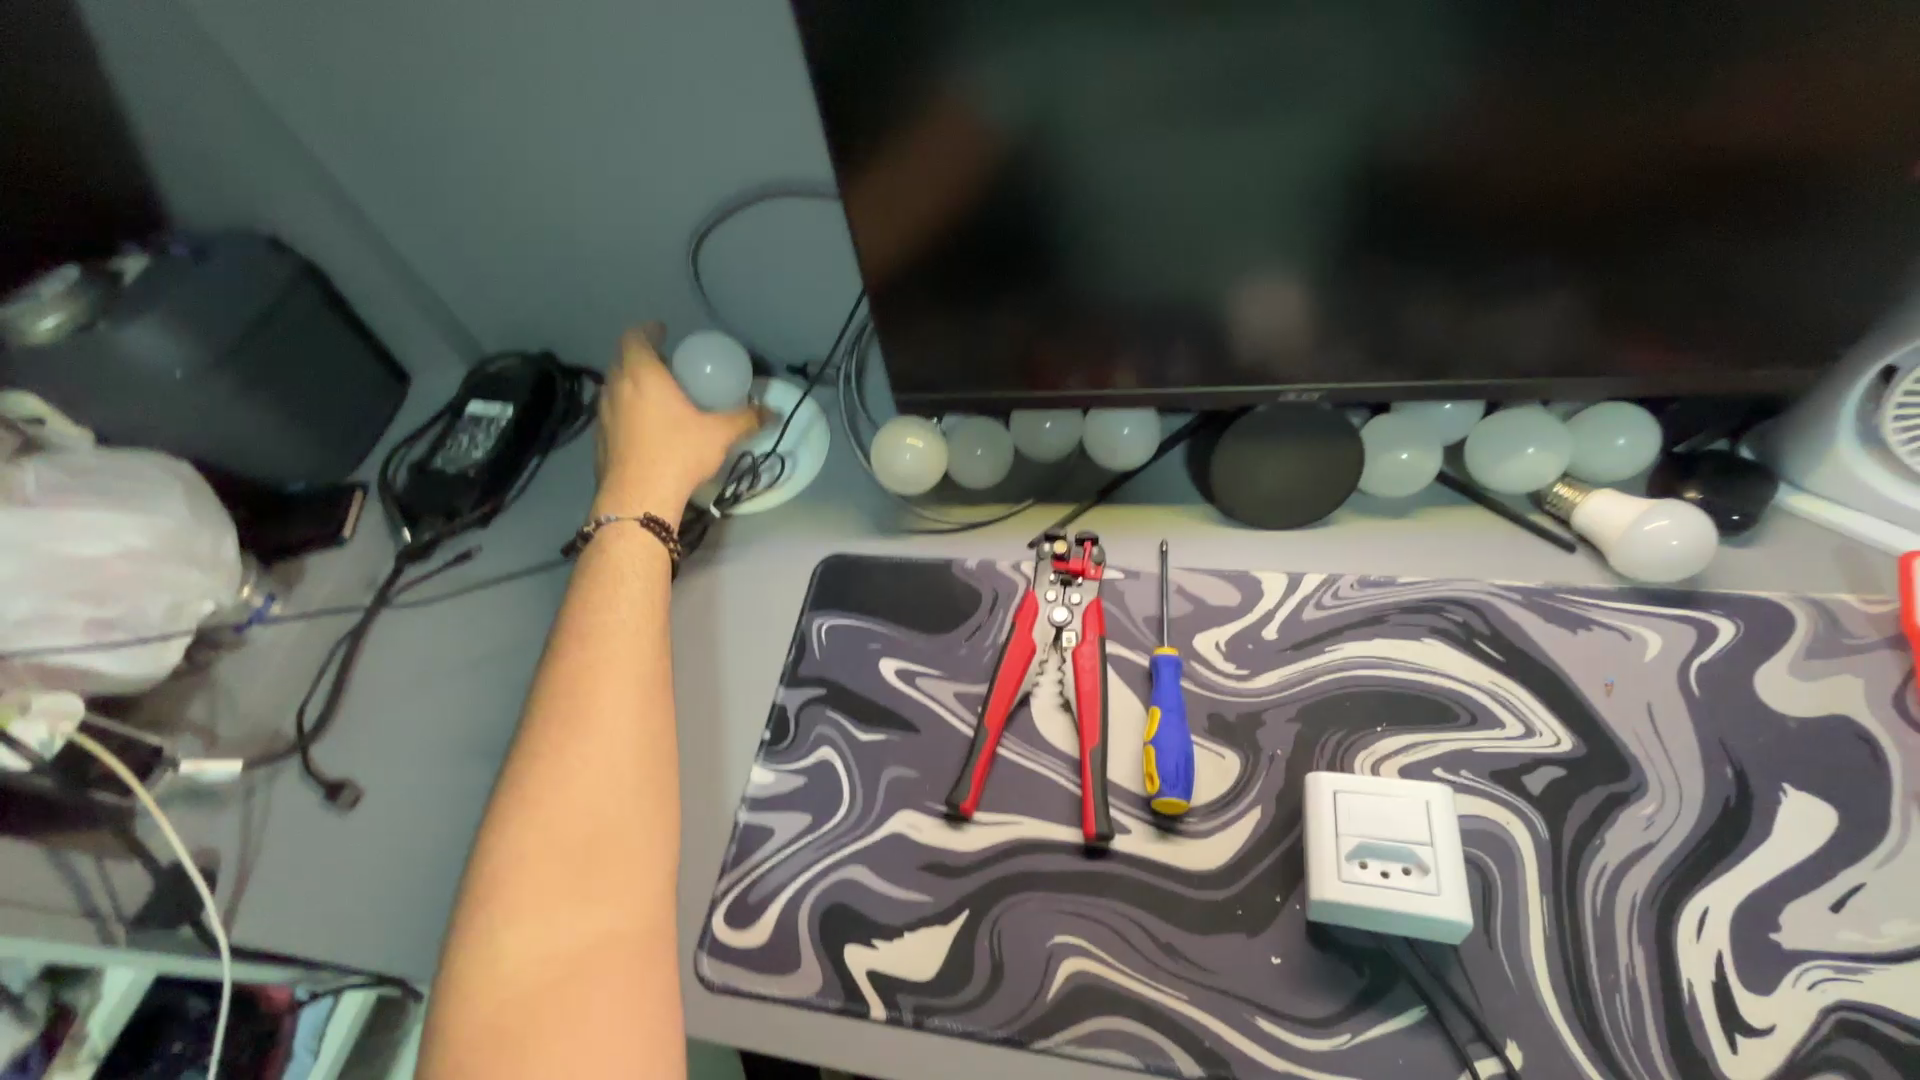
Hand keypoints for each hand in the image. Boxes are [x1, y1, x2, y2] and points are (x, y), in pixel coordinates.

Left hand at [593, 323, 758, 522]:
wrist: (638, 497)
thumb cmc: (677, 454)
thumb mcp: (719, 435)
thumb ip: (746, 419)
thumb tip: (772, 412)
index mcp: (642, 374)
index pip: (635, 337)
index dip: (648, 330)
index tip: (662, 331)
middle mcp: (616, 387)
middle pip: (622, 360)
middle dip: (642, 357)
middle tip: (666, 366)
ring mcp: (603, 413)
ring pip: (615, 387)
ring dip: (632, 385)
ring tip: (656, 396)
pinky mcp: (599, 438)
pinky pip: (612, 413)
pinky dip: (627, 411)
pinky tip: (645, 429)